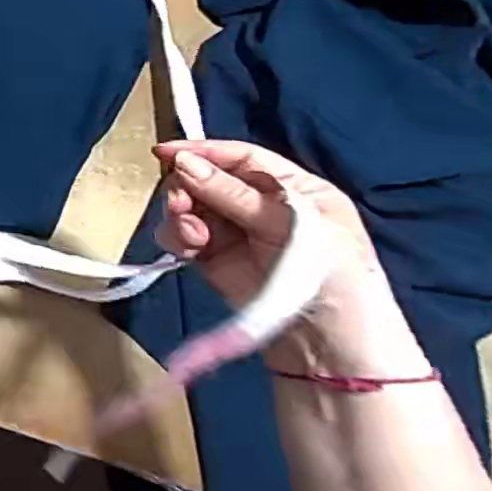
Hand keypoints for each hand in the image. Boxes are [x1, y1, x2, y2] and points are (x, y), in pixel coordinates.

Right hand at [152, 139, 426, 374]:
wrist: (322, 339)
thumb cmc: (328, 275)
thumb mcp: (289, 227)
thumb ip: (234, 194)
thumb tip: (182, 162)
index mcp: (293, 190)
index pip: (241, 158)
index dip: (203, 151)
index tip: (163, 153)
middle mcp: (258, 205)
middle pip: (204, 180)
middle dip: (187, 190)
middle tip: (181, 207)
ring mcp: (230, 230)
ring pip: (185, 206)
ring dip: (180, 217)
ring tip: (194, 238)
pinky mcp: (208, 253)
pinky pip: (177, 233)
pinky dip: (177, 238)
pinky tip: (191, 251)